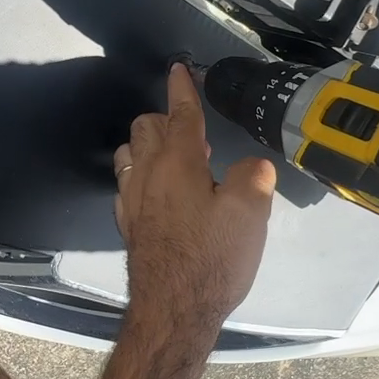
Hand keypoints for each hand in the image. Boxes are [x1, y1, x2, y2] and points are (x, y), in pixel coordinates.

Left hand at [112, 63, 276, 324]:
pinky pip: (125, 182)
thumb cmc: (213, 259)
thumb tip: (252, 166)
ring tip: (177, 162)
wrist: (173, 309)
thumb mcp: (251, 215)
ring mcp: (130, 198)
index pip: (180, 114)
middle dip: (166, 120)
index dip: (182, 89)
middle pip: (146, 126)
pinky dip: (139, 174)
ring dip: (148, 145)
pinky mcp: (126, 222)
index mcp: (177, 162)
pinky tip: (157, 193)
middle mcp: (147, 173)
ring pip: (129, 151)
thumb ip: (254, 179)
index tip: (177, 69)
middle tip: (195, 138)